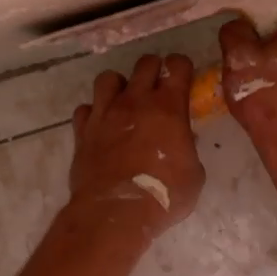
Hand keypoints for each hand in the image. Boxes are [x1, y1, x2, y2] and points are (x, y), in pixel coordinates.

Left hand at [68, 54, 205, 237]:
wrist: (115, 211)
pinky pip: (85, 109)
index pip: (177, 65)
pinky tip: (101, 127)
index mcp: (168, 106)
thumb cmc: (163, 195)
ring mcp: (105, 113)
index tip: (183, 78)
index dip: (181, 67)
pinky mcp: (83, 130)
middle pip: (145, 63)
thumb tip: (182, 141)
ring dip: (119, 86)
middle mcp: (135, 101)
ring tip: (124, 102)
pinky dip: (93, 114)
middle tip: (157, 88)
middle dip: (154, 70)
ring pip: (108, 78)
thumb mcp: (194, 173)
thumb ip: (188, 148)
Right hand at [217, 2, 276, 165]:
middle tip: (244, 53)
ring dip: (276, 61)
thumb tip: (239, 26)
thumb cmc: (264, 96)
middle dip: (267, 38)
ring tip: (254, 77)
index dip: (261, 11)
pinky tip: (270, 95)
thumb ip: (234, 31)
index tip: (244, 26)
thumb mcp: (237, 58)